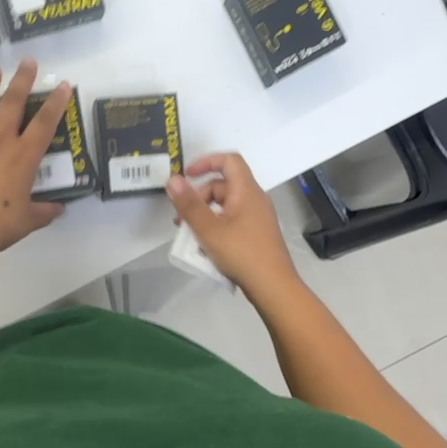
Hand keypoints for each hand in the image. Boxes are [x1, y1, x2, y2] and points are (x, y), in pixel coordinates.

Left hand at [0, 59, 72, 261]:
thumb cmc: (1, 225)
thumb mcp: (31, 220)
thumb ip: (46, 211)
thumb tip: (59, 208)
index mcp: (23, 157)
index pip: (44, 124)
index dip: (56, 103)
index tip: (63, 84)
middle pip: (12, 105)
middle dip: (21, 81)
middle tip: (27, 61)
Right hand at [166, 153, 299, 298]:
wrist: (273, 286)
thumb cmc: (242, 254)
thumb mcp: (209, 230)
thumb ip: (189, 205)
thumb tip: (173, 180)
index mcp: (246, 191)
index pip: (229, 161)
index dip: (206, 162)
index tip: (186, 176)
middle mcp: (254, 199)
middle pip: (223, 186)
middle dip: (198, 198)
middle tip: (181, 219)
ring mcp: (257, 217)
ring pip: (226, 206)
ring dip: (204, 215)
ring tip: (189, 235)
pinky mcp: (256, 233)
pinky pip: (232, 220)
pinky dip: (216, 226)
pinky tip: (206, 246)